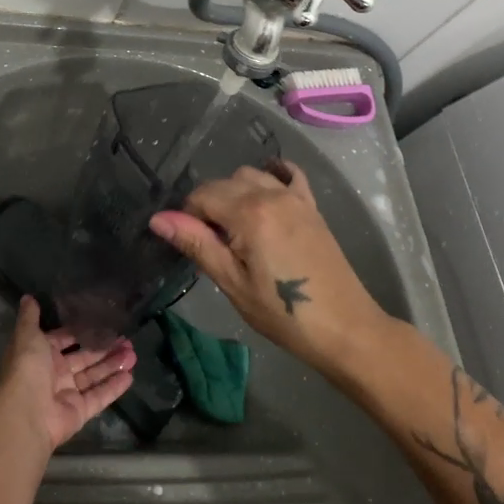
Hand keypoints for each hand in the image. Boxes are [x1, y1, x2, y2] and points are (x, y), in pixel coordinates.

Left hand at [0, 297, 135, 452]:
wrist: (26, 411)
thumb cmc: (27, 368)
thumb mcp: (27, 335)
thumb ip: (29, 317)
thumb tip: (28, 297)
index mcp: (41, 353)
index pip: (64, 339)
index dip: (81, 332)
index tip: (102, 323)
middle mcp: (55, 373)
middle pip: (84, 358)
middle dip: (104, 348)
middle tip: (127, 339)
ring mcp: (68, 393)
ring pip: (94, 376)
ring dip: (113, 365)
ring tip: (134, 354)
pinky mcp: (80, 411)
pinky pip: (99, 396)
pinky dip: (114, 387)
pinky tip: (130, 376)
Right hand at [149, 162, 390, 369]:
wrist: (345, 329)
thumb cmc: (284, 314)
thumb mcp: (233, 283)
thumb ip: (197, 244)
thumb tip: (158, 219)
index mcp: (249, 213)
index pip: (201, 196)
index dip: (187, 218)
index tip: (192, 246)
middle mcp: (271, 194)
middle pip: (223, 183)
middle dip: (208, 205)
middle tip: (211, 245)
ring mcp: (295, 197)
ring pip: (249, 175)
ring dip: (234, 192)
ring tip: (236, 230)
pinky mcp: (311, 207)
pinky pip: (287, 174)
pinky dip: (272, 175)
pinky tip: (263, 194)